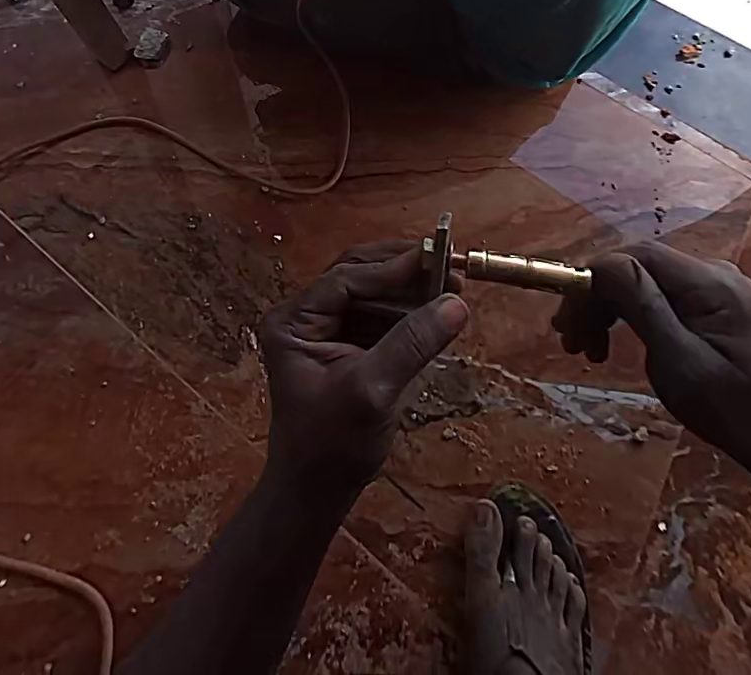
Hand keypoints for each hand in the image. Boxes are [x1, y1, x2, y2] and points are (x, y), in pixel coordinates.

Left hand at [259, 241, 468, 497]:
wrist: (317, 492)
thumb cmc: (332, 447)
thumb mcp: (372, 391)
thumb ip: (412, 343)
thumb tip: (456, 304)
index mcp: (294, 322)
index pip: (345, 279)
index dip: (391, 267)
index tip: (434, 258)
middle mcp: (307, 316)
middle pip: (358, 274)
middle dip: (403, 270)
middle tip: (447, 264)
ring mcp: (328, 329)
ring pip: (373, 290)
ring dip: (411, 287)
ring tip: (451, 285)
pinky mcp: (350, 343)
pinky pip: (382, 313)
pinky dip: (410, 309)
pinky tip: (436, 309)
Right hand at [553, 242, 750, 459]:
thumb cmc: (725, 408)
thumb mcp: (680, 363)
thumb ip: (644, 308)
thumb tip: (604, 266)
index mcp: (715, 286)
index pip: (641, 257)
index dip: (596, 276)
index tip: (567, 314)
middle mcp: (714, 273)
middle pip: (637, 267)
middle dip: (596, 297)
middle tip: (568, 337)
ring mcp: (711, 283)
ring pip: (639, 279)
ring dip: (605, 308)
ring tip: (583, 347)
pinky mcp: (704, 297)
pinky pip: (652, 292)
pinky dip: (624, 313)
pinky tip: (608, 340)